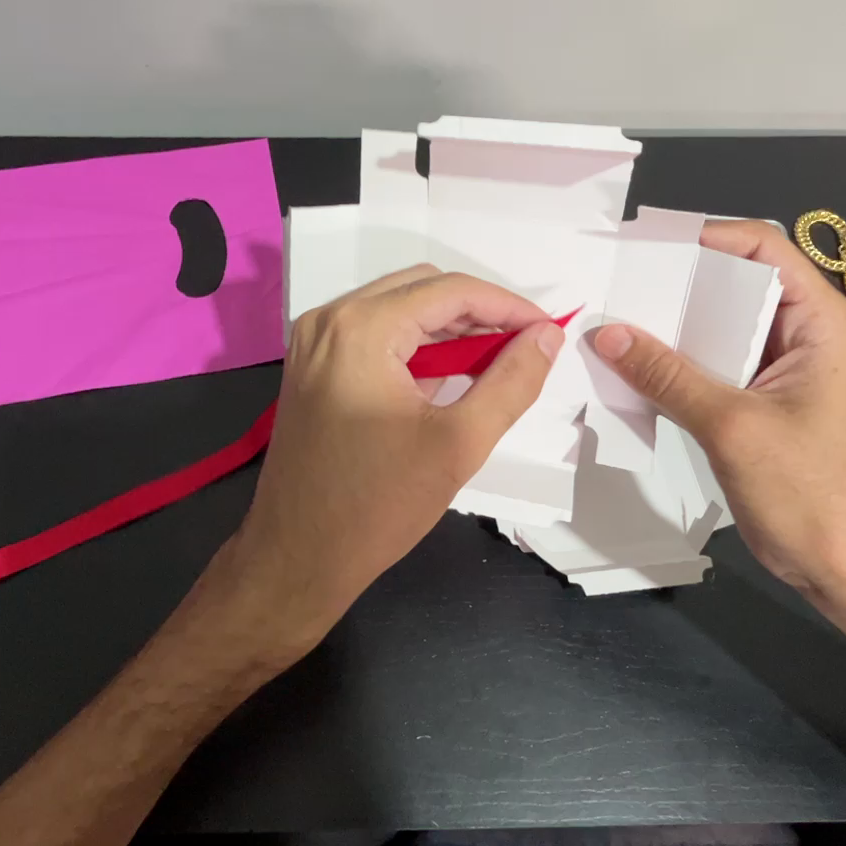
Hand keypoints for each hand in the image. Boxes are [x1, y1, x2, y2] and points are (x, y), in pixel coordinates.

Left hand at [217, 265, 562, 646]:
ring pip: (396, 308)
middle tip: (523, 347)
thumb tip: (547, 336)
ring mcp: (313, 342)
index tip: (548, 329)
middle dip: (477, 312)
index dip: (507, 305)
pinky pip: (372, 334)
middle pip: (420, 289)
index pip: (449, 290)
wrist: (297, 556)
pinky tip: (448, 376)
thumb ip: (511, 381)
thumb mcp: (459, 443)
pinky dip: (413, 346)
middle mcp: (329, 319)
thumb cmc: (378, 505)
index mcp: (360, 329)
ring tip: (494, 362)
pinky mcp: (310, 365)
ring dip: (447, 328)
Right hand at [590, 220, 845, 610]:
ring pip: (719, 331)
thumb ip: (666, 375)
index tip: (643, 247)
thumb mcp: (732, 426)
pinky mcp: (763, 406)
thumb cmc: (813, 494)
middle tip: (613, 287)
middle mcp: (804, 337)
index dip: (704, 237)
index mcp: (820, 323)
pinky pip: (714, 369)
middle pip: (734, 286)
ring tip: (611, 325)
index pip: (762, 250)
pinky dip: (676, 366)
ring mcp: (783, 374)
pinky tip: (631, 371)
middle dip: (675, 285)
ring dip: (670, 329)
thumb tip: (605, 333)